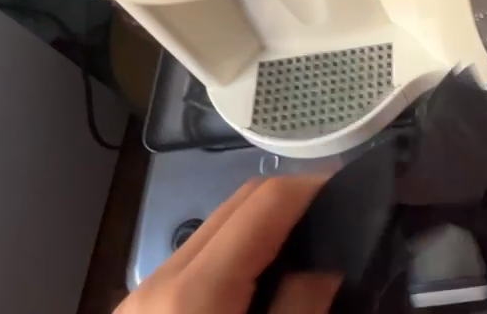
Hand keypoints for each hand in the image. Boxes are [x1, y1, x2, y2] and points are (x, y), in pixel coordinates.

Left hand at [119, 177, 338, 313]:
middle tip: (334, 220)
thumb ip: (301, 306)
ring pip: (216, 228)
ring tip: (300, 250)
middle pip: (238, 204)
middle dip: (290, 199)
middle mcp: (159, 280)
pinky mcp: (135, 313)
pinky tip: (255, 282)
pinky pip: (195, 259)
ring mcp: (139, 298)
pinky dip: (233, 254)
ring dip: (262, 225)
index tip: (350, 196)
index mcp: (194, 293)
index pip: (265, 201)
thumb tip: (331, 258)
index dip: (313, 186)